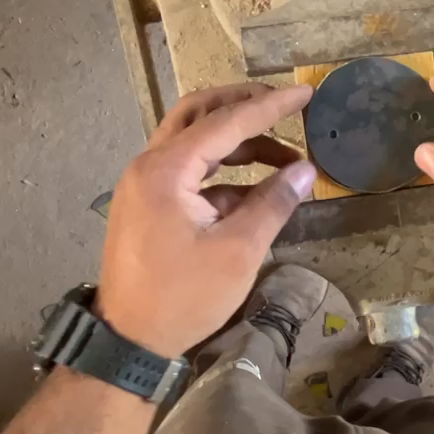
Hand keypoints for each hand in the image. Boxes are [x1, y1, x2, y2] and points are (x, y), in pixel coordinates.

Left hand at [97, 83, 316, 358]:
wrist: (128, 340)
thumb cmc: (183, 297)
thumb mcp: (238, 251)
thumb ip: (273, 203)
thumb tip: (306, 171)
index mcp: (166, 170)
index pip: (226, 122)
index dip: (271, 106)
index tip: (305, 92)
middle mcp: (150, 165)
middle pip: (198, 113)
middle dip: (244, 105)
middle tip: (284, 105)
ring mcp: (145, 183)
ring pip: (193, 140)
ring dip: (237, 141)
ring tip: (284, 157)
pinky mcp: (149, 204)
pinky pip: (189, 171)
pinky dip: (223, 171)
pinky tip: (257, 190)